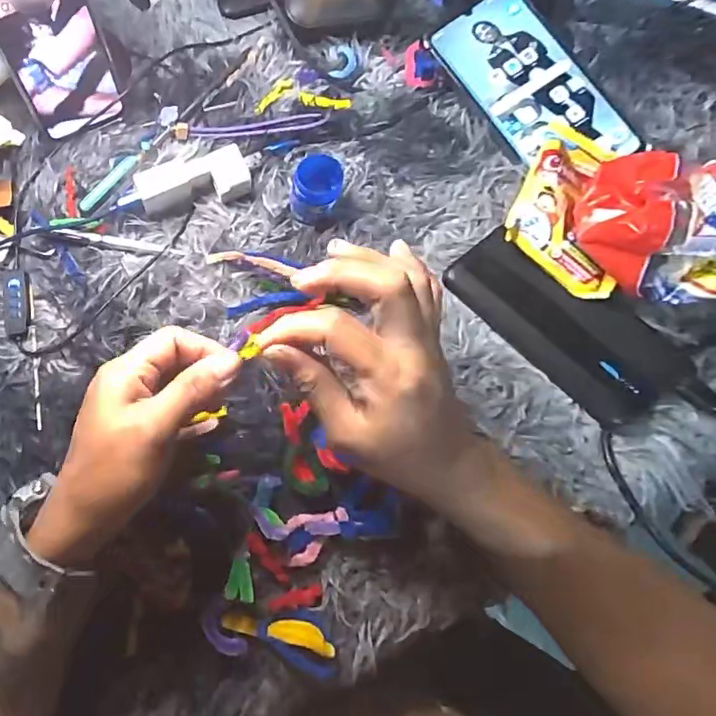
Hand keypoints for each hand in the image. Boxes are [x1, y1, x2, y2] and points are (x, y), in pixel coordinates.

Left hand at [28, 327, 242, 566]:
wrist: (81, 519)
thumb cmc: (117, 470)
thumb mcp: (156, 426)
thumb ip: (192, 389)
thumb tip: (232, 360)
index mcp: (126, 369)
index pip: (172, 339)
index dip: (206, 349)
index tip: (235, 374)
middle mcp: (127, 378)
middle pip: (174, 358)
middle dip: (205, 370)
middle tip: (231, 396)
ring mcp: (130, 402)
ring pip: (173, 383)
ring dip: (200, 391)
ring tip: (222, 410)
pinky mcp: (136, 425)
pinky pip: (168, 407)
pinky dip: (190, 412)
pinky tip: (210, 426)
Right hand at [250, 240, 502, 514]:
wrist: (450, 465)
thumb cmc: (394, 456)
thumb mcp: (345, 433)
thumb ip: (312, 384)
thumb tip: (273, 348)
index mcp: (389, 373)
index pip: (336, 329)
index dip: (294, 326)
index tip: (265, 338)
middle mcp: (414, 345)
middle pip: (387, 284)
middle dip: (339, 272)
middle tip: (301, 281)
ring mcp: (429, 334)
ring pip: (408, 277)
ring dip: (368, 259)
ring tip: (331, 252)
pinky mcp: (432, 332)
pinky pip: (427, 286)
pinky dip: (405, 264)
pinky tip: (386, 250)